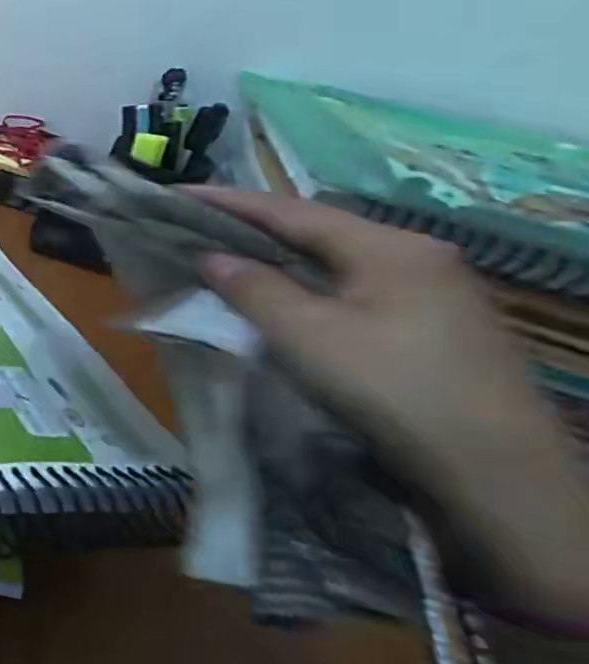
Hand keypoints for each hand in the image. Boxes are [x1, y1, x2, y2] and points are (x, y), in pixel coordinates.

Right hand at [188, 187, 588, 616]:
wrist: (493, 471)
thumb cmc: (390, 386)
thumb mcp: (304, 333)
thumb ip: (252, 287)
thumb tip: (212, 256)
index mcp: (390, 248)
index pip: (290, 210)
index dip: (225, 200)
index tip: (170, 193)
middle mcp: (417, 257)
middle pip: (315, 229)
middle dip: (250, 225)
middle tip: (191, 223)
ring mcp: (432, 292)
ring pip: (332, 258)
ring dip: (275, 255)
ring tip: (221, 253)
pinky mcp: (431, 325)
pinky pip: (348, 285)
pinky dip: (301, 281)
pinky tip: (276, 291)